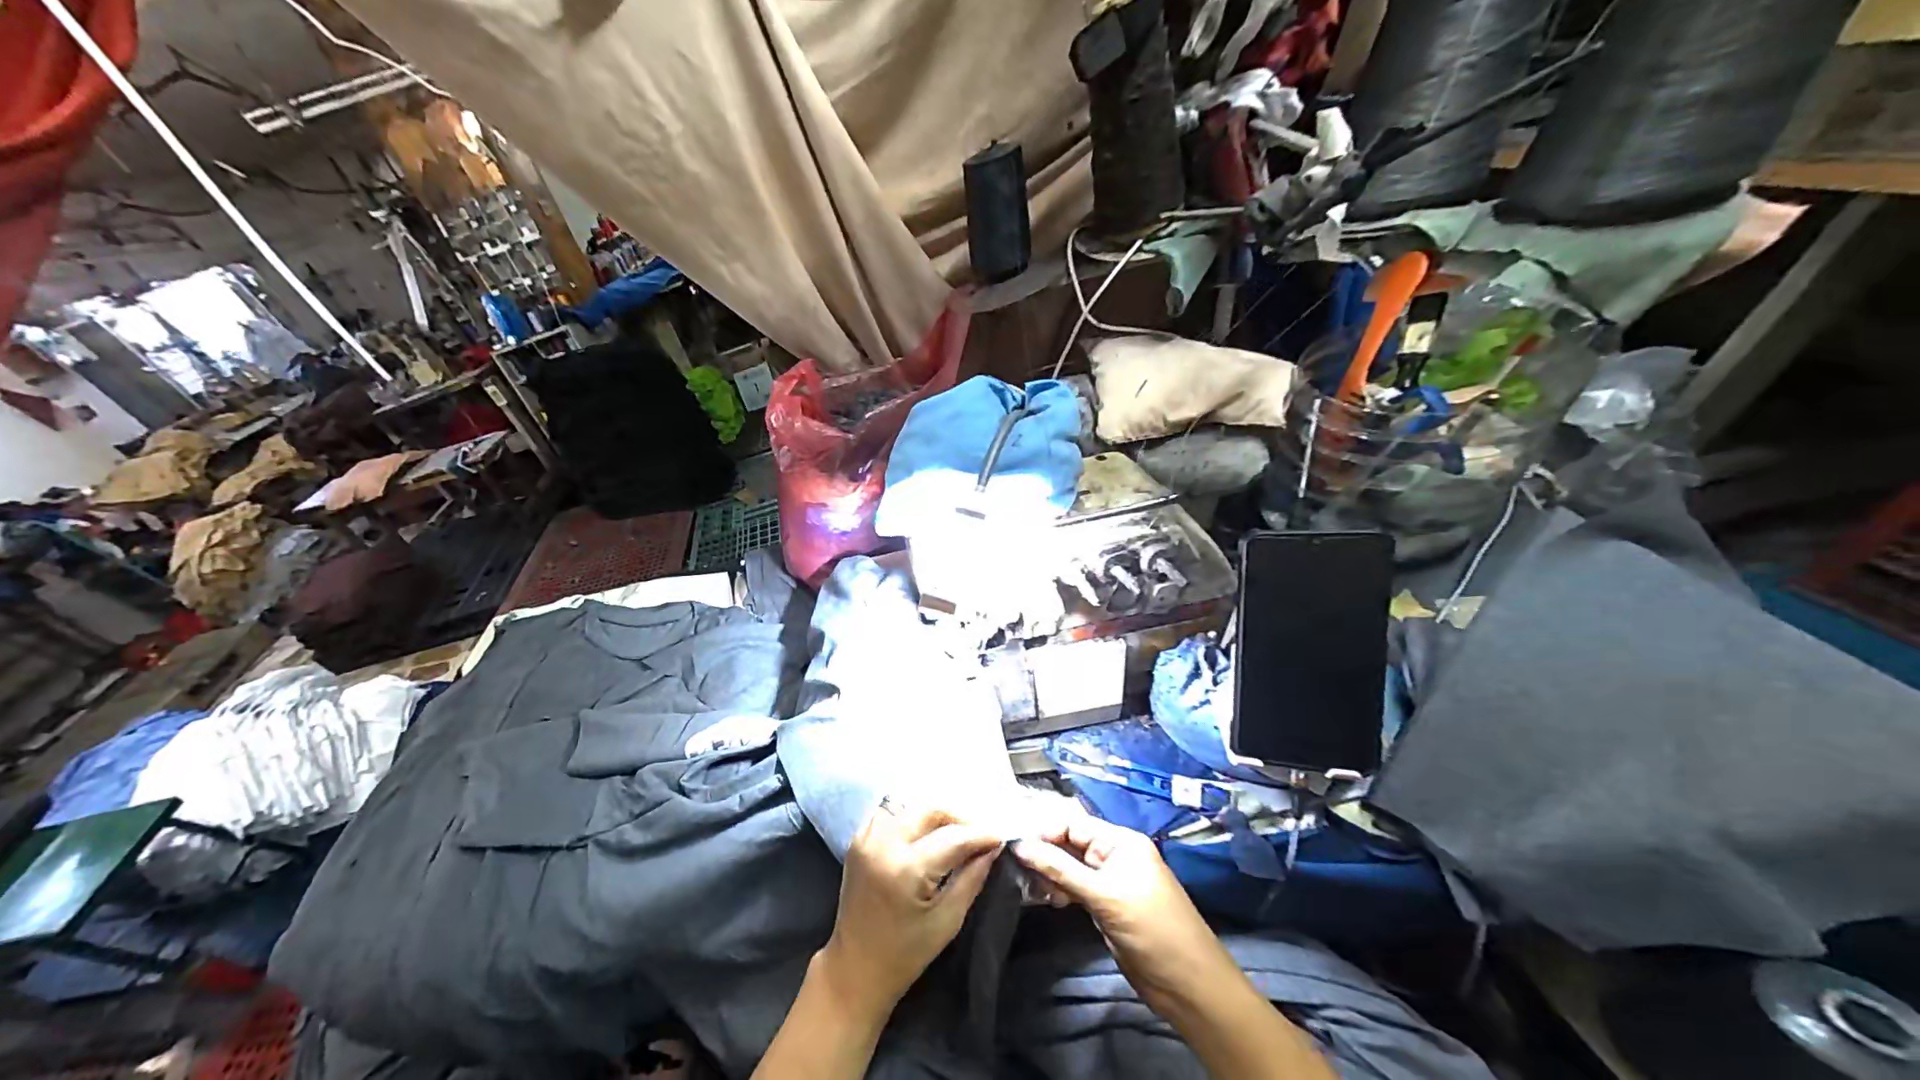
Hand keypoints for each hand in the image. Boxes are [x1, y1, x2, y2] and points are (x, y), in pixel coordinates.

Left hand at [816, 796, 1002, 1018]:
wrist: (854, 969)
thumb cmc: (905, 954)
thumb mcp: (948, 920)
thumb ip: (973, 877)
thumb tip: (993, 847)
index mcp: (906, 869)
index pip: (953, 837)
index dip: (981, 834)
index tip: (1000, 836)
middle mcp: (883, 844)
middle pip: (930, 810)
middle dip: (958, 819)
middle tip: (978, 837)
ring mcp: (866, 839)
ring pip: (910, 807)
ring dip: (935, 817)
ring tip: (953, 836)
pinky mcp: (858, 840)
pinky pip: (890, 814)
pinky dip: (911, 819)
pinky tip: (924, 837)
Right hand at [1015, 814, 1340, 1079]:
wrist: (1189, 985)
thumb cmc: (1152, 930)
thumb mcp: (1105, 896)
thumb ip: (1061, 870)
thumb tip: (1020, 845)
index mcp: (1121, 842)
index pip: (1074, 823)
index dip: (1044, 831)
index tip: (1014, 843)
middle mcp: (1115, 855)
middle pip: (1070, 843)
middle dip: (1044, 853)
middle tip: (1017, 868)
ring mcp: (1110, 882)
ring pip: (1070, 867)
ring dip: (1049, 874)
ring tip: (1032, 888)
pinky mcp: (1106, 906)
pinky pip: (1075, 888)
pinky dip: (1060, 891)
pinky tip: (1047, 900)